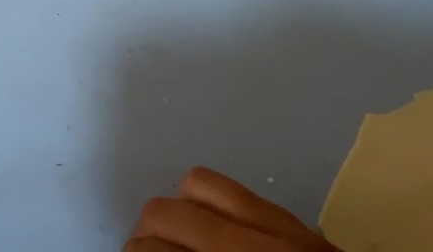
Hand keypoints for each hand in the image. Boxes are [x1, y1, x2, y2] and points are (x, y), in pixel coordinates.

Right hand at [126, 167, 341, 251]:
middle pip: (161, 214)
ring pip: (192, 188)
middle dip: (142, 240)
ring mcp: (273, 229)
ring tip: (177, 243)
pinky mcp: (290, 222)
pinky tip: (209, 230)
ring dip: (174, 215)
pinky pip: (229, 187)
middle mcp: (247, 249)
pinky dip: (206, 201)